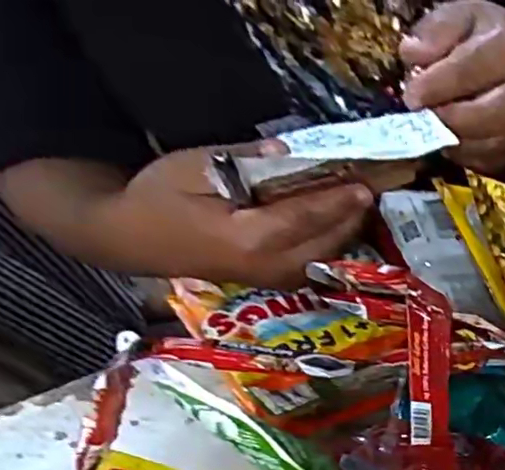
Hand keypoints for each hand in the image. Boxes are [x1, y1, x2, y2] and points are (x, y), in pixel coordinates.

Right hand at [106, 144, 372, 286]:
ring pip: (327, 255)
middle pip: (326, 241)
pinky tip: (341, 225)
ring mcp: (278, 280)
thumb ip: (242, 160)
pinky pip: (317, 263)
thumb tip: (285, 151)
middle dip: (350, 217)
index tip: (362, 188)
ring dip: (346, 231)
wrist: (136, 241)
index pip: (306, 218)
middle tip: (369, 192)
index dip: (337, 202)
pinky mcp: (279, 283)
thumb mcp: (190, 166)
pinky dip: (332, 243)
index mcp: (250, 238)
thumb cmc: (158, 199)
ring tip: (360, 206)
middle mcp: (272, 266)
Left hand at [400, 1, 504, 174]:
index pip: (463, 75)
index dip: (432, 89)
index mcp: (504, 54)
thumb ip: (435, 32)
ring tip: (434, 125)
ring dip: (449, 141)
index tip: (410, 97)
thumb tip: (412, 57)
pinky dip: (463, 155)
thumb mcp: (462, 16)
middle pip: (474, 119)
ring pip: (479, 147)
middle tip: (420, 114)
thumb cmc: (492, 36)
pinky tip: (452, 138)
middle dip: (441, 119)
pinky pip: (484, 163)